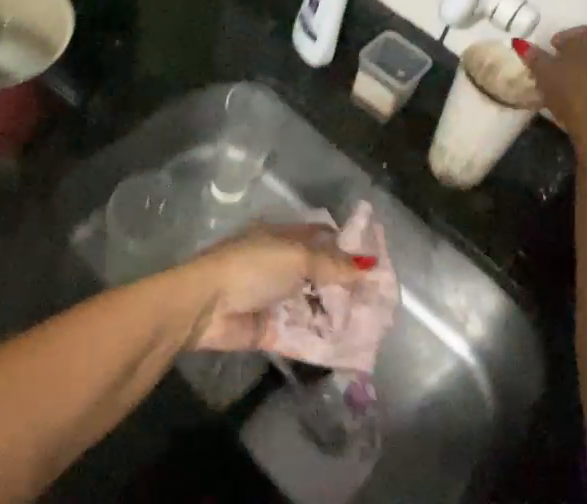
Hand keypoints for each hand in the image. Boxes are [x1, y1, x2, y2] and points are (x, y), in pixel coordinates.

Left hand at [175, 224, 367, 350]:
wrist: (205, 306)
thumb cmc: (251, 268)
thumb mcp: (296, 258)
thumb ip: (332, 264)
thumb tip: (368, 266)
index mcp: (284, 238)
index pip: (323, 237)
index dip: (349, 246)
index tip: (378, 261)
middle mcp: (281, 265)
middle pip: (321, 274)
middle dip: (348, 287)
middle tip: (381, 301)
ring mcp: (275, 298)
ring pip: (313, 306)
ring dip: (338, 315)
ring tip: (372, 328)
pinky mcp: (270, 329)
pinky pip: (301, 335)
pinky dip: (322, 341)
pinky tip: (349, 349)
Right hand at [524, 25, 586, 139]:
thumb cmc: (571, 91)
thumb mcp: (545, 71)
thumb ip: (534, 56)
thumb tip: (520, 43)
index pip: (577, 32)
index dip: (560, 40)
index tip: (550, 50)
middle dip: (573, 52)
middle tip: (556, 62)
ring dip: (584, 66)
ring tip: (565, 78)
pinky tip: (579, 90)